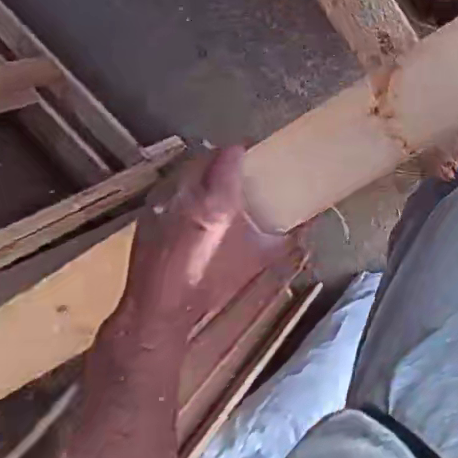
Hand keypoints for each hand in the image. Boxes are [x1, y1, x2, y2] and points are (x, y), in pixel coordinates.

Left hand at [117, 147, 304, 336]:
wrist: (158, 309)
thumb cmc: (212, 284)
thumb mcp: (257, 261)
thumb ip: (286, 239)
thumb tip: (310, 226)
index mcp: (217, 202)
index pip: (229, 154)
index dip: (244, 149)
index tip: (256, 152)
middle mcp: (187, 192)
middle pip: (206, 156)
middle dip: (223, 158)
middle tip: (240, 169)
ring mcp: (163, 199)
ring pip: (186, 168)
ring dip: (203, 170)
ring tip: (216, 184)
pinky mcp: (147, 210)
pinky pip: (171, 185)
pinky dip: (184, 187)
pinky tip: (192, 205)